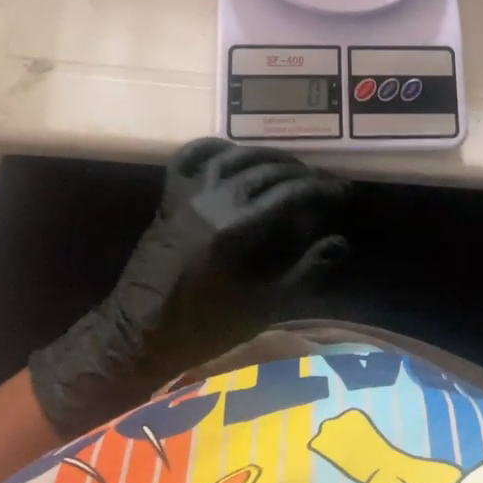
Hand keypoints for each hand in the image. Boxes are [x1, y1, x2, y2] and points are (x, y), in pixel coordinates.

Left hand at [28, 139, 350, 436]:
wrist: (139, 334)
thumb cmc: (204, 327)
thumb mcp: (264, 307)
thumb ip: (305, 271)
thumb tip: (341, 242)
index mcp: (236, 228)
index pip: (290, 193)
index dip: (321, 189)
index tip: (343, 190)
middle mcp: (213, 200)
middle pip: (266, 170)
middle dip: (300, 172)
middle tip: (321, 181)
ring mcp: (188, 194)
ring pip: (234, 157)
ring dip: (266, 156)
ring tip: (288, 165)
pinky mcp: (169, 197)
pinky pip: (191, 157)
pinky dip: (215, 148)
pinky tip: (233, 151)